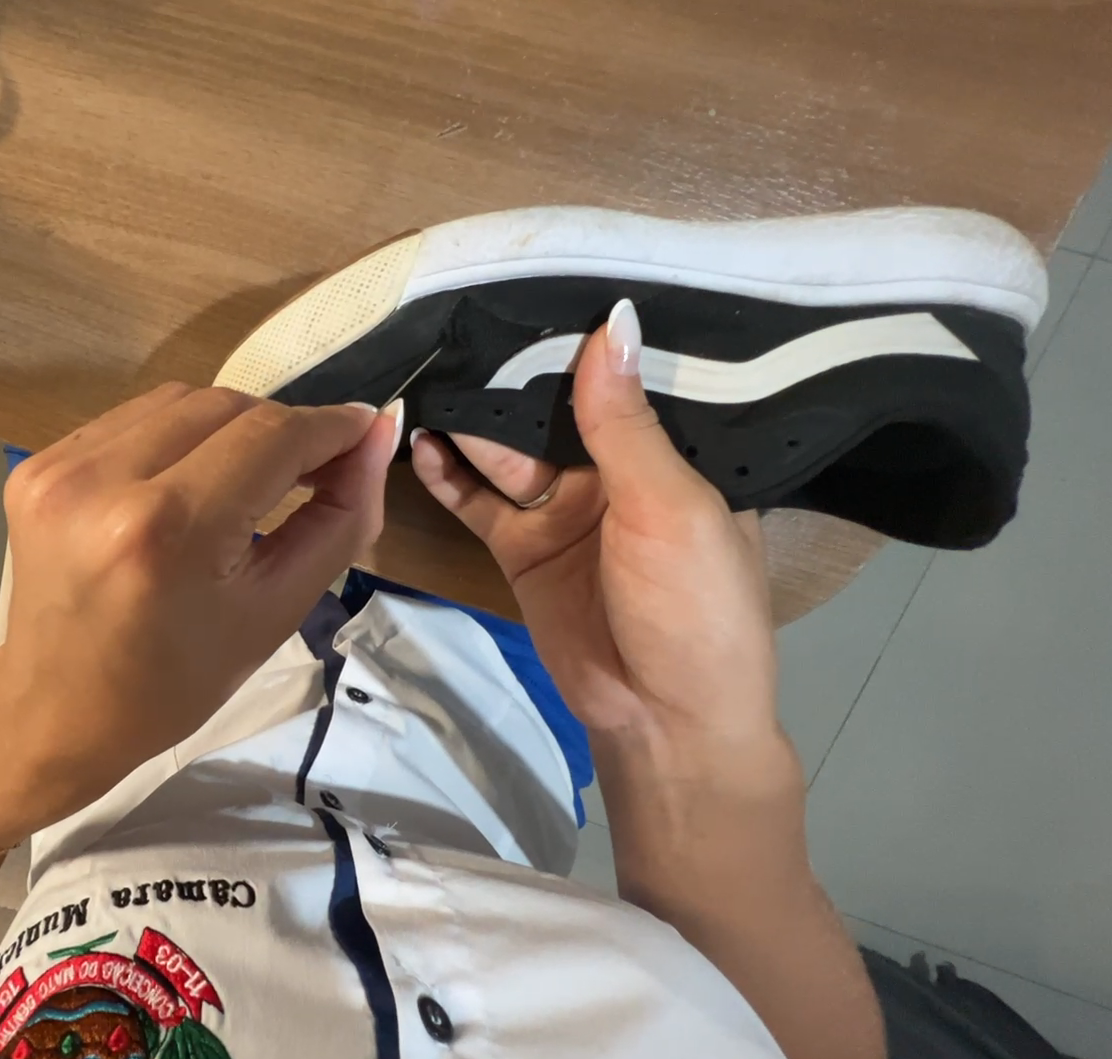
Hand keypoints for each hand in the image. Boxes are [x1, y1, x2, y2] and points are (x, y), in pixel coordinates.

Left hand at [0, 384, 401, 845]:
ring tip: (243, 480)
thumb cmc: (174, 684)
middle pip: (226, 405)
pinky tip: (183, 482)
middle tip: (308, 470)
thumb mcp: (276, 612)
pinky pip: (131, 420)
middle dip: (280, 430)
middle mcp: (102, 482)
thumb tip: (375, 434)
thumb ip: (339, 518)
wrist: (58, 712)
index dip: (329, 427)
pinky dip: (174, 438)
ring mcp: (58, 468)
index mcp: (166, 531)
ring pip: (178, 401)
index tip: (363, 432)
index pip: (271, 436)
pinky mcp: (35, 466)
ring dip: (228, 428)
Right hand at [409, 299, 781, 761]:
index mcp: (670, 457)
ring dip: (469, 426)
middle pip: (551, 415)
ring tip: (427, 380)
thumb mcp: (667, 508)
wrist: (658, 715)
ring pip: (505, 456)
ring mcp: (560, 512)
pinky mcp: (520, 547)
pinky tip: (420, 446)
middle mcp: (612, 475)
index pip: (620, 383)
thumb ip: (624, 424)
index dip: (580, 343)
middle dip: (510, 380)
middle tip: (457, 329)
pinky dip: (449, 478)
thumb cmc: (691, 606)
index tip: (533, 290)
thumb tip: (611, 323)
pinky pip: (478, 504)